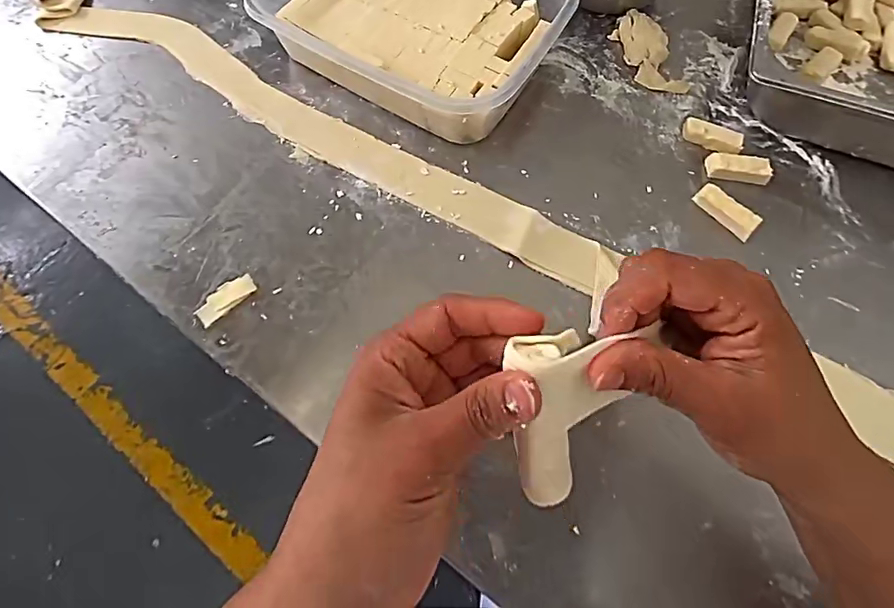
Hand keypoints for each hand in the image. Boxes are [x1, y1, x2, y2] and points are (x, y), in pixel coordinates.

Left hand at [232, 296, 543, 607]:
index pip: (444, 318)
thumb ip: (476, 414)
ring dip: (513, 381)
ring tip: (551, 388)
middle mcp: (410, 380)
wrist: (340, 591)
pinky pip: (486, 416)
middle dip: (508, 348)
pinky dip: (510, 414)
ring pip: (480, 381)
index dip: (489, 313)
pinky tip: (533, 419)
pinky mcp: (447, 450)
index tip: (533, 324)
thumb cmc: (357, 509)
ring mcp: (430, 416)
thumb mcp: (418, 451)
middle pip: (468, 346)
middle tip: (553, 361)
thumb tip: (529, 385)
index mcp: (390, 363)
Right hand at [587, 248, 872, 493]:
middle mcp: (727, 285)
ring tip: (630, 358)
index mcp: (742, 295)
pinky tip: (644, 356)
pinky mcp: (702, 316)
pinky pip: (656, 307)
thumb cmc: (785, 433)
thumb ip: (654, 376)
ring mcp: (715, 299)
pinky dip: (640, 330)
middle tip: (612, 350)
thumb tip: (601, 363)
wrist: (813, 462)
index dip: (629, 298)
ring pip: (649, 287)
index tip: (607, 337)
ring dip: (631, 320)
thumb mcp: (714, 405)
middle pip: (654, 272)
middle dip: (625, 308)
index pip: (667, 271)